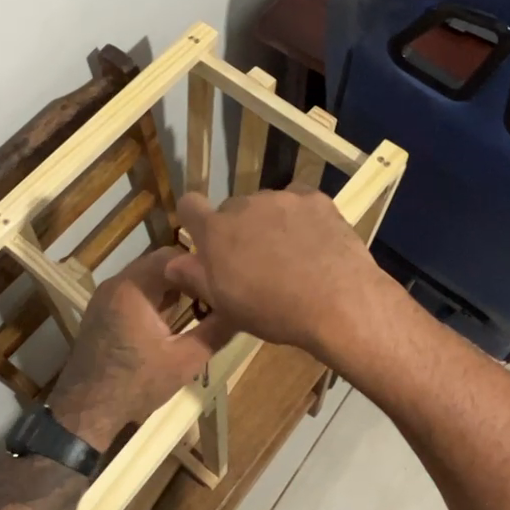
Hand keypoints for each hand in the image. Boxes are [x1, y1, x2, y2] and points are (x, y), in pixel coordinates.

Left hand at [51, 246, 237, 450]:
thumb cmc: (137, 384)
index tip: (222, 282)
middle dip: (188, 276)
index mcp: (134, 288)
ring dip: (172, 287)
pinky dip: (155, 298)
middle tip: (214, 294)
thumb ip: (216, 330)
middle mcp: (116, 283)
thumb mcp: (186, 360)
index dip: (201, 266)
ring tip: (199, 305)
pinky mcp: (102, 311)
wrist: (86, 411)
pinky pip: (134, 292)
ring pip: (147, 277)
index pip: (173, 255)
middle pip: (159, 263)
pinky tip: (173, 319)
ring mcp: (105, 296)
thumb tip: (243, 310)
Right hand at [163, 189, 401, 360]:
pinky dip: (300, 218)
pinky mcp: (315, 199)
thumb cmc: (274, 311)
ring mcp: (281, 198)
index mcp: (216, 231)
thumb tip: (171, 263)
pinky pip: (298, 202)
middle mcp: (244, 205)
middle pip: (232, 210)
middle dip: (239, 230)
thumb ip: (194, 278)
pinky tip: (313, 243)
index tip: (206, 241)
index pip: (189, 205)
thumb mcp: (225, 304)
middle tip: (256, 263)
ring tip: (292, 256)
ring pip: (266, 206)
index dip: (194, 220)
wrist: (338, 302)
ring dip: (270, 223)